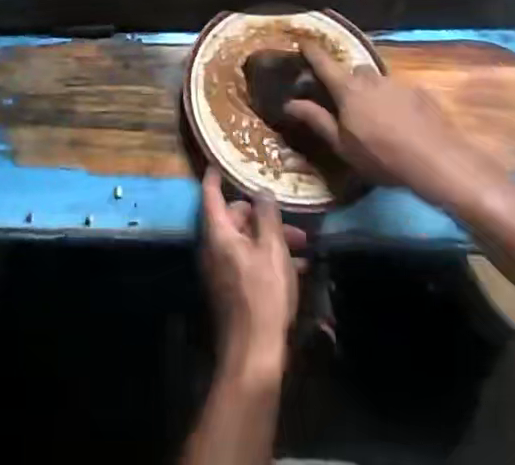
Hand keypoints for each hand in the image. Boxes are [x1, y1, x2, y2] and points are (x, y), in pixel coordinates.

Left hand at [198, 168, 306, 374]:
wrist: (254, 351)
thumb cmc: (263, 294)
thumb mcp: (272, 250)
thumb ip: (267, 216)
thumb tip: (261, 191)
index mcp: (217, 233)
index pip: (210, 194)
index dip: (214, 177)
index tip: (218, 162)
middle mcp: (213, 248)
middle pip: (233, 219)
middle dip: (262, 216)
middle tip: (293, 222)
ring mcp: (220, 269)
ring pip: (244, 241)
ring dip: (271, 239)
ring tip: (304, 247)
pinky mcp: (231, 288)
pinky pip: (247, 261)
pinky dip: (268, 258)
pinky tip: (298, 268)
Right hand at [283, 43, 506, 210]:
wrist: (437, 160)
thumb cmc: (381, 155)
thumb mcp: (342, 145)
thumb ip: (316, 120)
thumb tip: (290, 103)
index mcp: (348, 89)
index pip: (324, 63)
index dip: (311, 51)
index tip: (302, 41)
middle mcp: (371, 79)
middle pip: (354, 71)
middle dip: (348, 80)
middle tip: (347, 102)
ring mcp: (398, 84)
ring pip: (378, 81)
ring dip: (373, 93)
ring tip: (377, 117)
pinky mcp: (421, 93)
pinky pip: (399, 92)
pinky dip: (394, 101)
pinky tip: (401, 123)